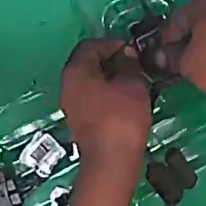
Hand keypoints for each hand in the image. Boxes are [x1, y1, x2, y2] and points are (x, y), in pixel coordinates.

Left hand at [59, 39, 151, 163]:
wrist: (112, 162)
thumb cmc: (119, 121)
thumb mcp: (133, 85)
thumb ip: (131, 65)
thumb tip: (129, 57)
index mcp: (75, 71)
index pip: (92, 45)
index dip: (115, 44)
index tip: (134, 50)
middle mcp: (68, 87)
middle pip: (90, 64)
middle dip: (114, 62)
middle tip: (137, 66)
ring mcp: (73, 107)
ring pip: (94, 84)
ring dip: (114, 81)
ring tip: (137, 85)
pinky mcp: (83, 124)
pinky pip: (97, 102)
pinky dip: (112, 98)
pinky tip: (130, 104)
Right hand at [165, 0, 205, 98]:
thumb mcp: (186, 63)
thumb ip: (171, 58)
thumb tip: (165, 58)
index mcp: (204, 0)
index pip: (176, 18)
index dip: (165, 38)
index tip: (161, 52)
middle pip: (197, 21)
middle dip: (186, 39)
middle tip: (174, 59)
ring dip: (202, 44)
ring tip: (193, 64)